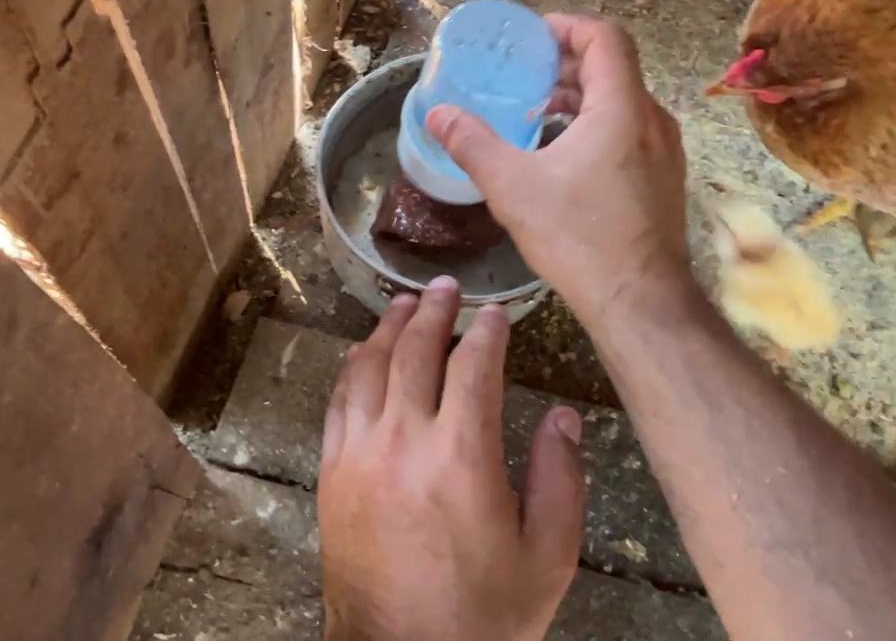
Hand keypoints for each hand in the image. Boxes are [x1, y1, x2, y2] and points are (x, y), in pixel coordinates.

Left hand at [319, 277, 584, 640]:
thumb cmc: (484, 614)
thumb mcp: (548, 556)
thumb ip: (560, 478)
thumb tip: (564, 417)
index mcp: (462, 455)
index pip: (475, 366)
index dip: (487, 332)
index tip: (496, 313)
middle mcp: (404, 439)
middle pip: (415, 351)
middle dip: (435, 312)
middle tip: (447, 287)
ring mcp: (359, 453)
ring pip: (369, 367)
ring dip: (389, 327)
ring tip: (405, 303)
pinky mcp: (332, 472)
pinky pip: (338, 402)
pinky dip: (351, 368)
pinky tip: (360, 351)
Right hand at [427, 14, 691, 314]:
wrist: (640, 301)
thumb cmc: (579, 237)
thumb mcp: (513, 187)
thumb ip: (472, 143)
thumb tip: (438, 115)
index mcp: (622, 108)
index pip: (605, 37)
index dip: (568, 27)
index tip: (531, 39)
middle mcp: (652, 120)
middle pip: (613, 67)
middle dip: (566, 63)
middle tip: (524, 74)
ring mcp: (664, 150)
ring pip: (622, 100)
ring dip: (580, 96)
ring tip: (537, 111)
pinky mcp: (663, 178)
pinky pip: (630, 129)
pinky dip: (596, 123)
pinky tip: (562, 153)